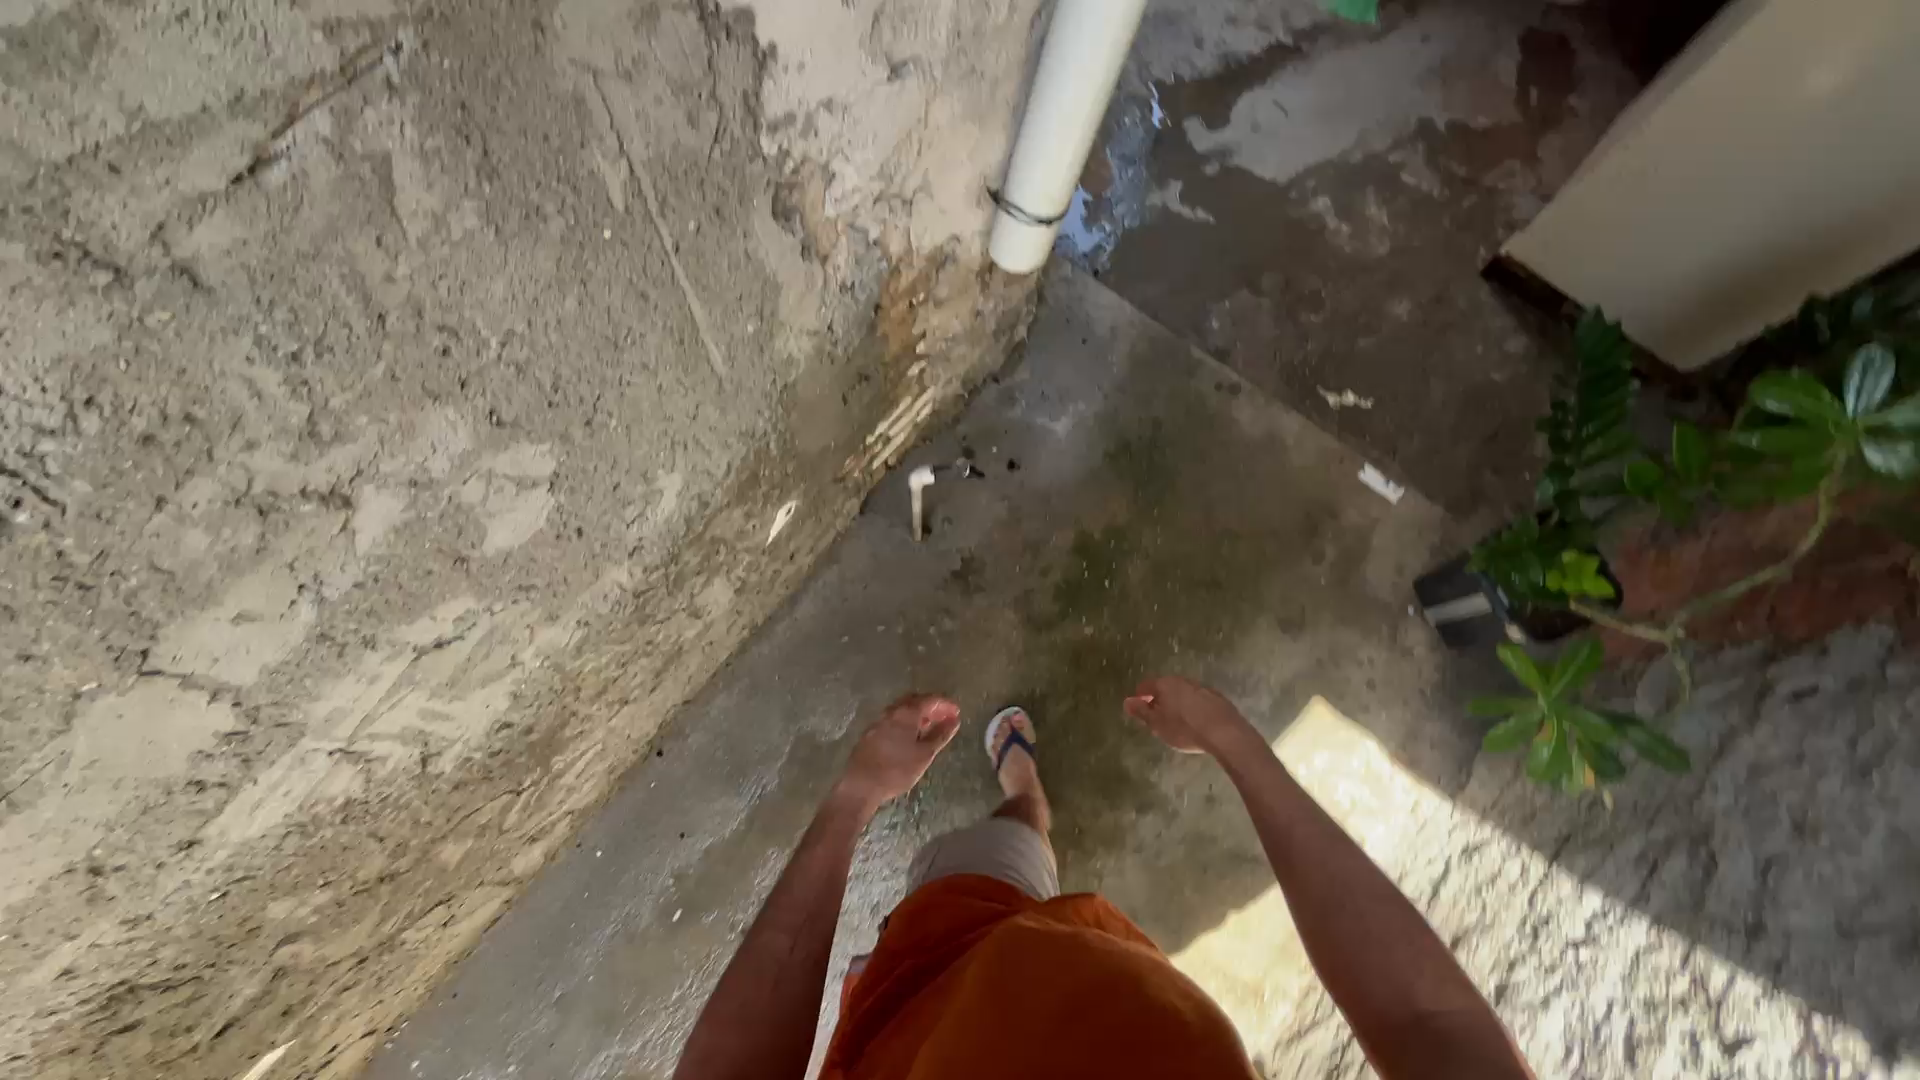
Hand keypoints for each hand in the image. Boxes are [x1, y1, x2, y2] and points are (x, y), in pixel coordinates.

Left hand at [837, 693, 961, 809]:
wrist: (861, 785)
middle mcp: (891, 712)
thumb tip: (954, 721)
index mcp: (906, 713)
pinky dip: (906, 722)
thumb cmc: (897, 770)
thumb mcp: (924, 754)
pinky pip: (893, 720)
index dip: (945, 704)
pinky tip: (910, 737)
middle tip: (944, 718)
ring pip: (902, 710)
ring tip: (930, 728)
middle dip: (931, 707)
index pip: (930, 700)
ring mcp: (878, 722)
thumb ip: (940, 735)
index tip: (957, 712)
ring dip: (918, 714)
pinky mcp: (871, 733)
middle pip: (914, 700)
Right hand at [1123, 676, 1257, 757]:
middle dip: (1160, 700)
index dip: (1140, 698)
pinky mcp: (1218, 698)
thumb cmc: (1184, 729)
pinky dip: (1194, 708)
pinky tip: (1197, 723)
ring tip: (1178, 722)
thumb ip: (1141, 711)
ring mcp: (1202, 688)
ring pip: (1184, 693)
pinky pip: (1199, 701)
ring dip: (1178, 704)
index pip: (1146, 686)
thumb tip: (1127, 701)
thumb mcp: (1157, 724)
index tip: (1139, 710)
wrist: (1225, 733)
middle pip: (1166, 687)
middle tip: (1158, 718)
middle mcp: (1183, 680)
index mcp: (1165, 684)